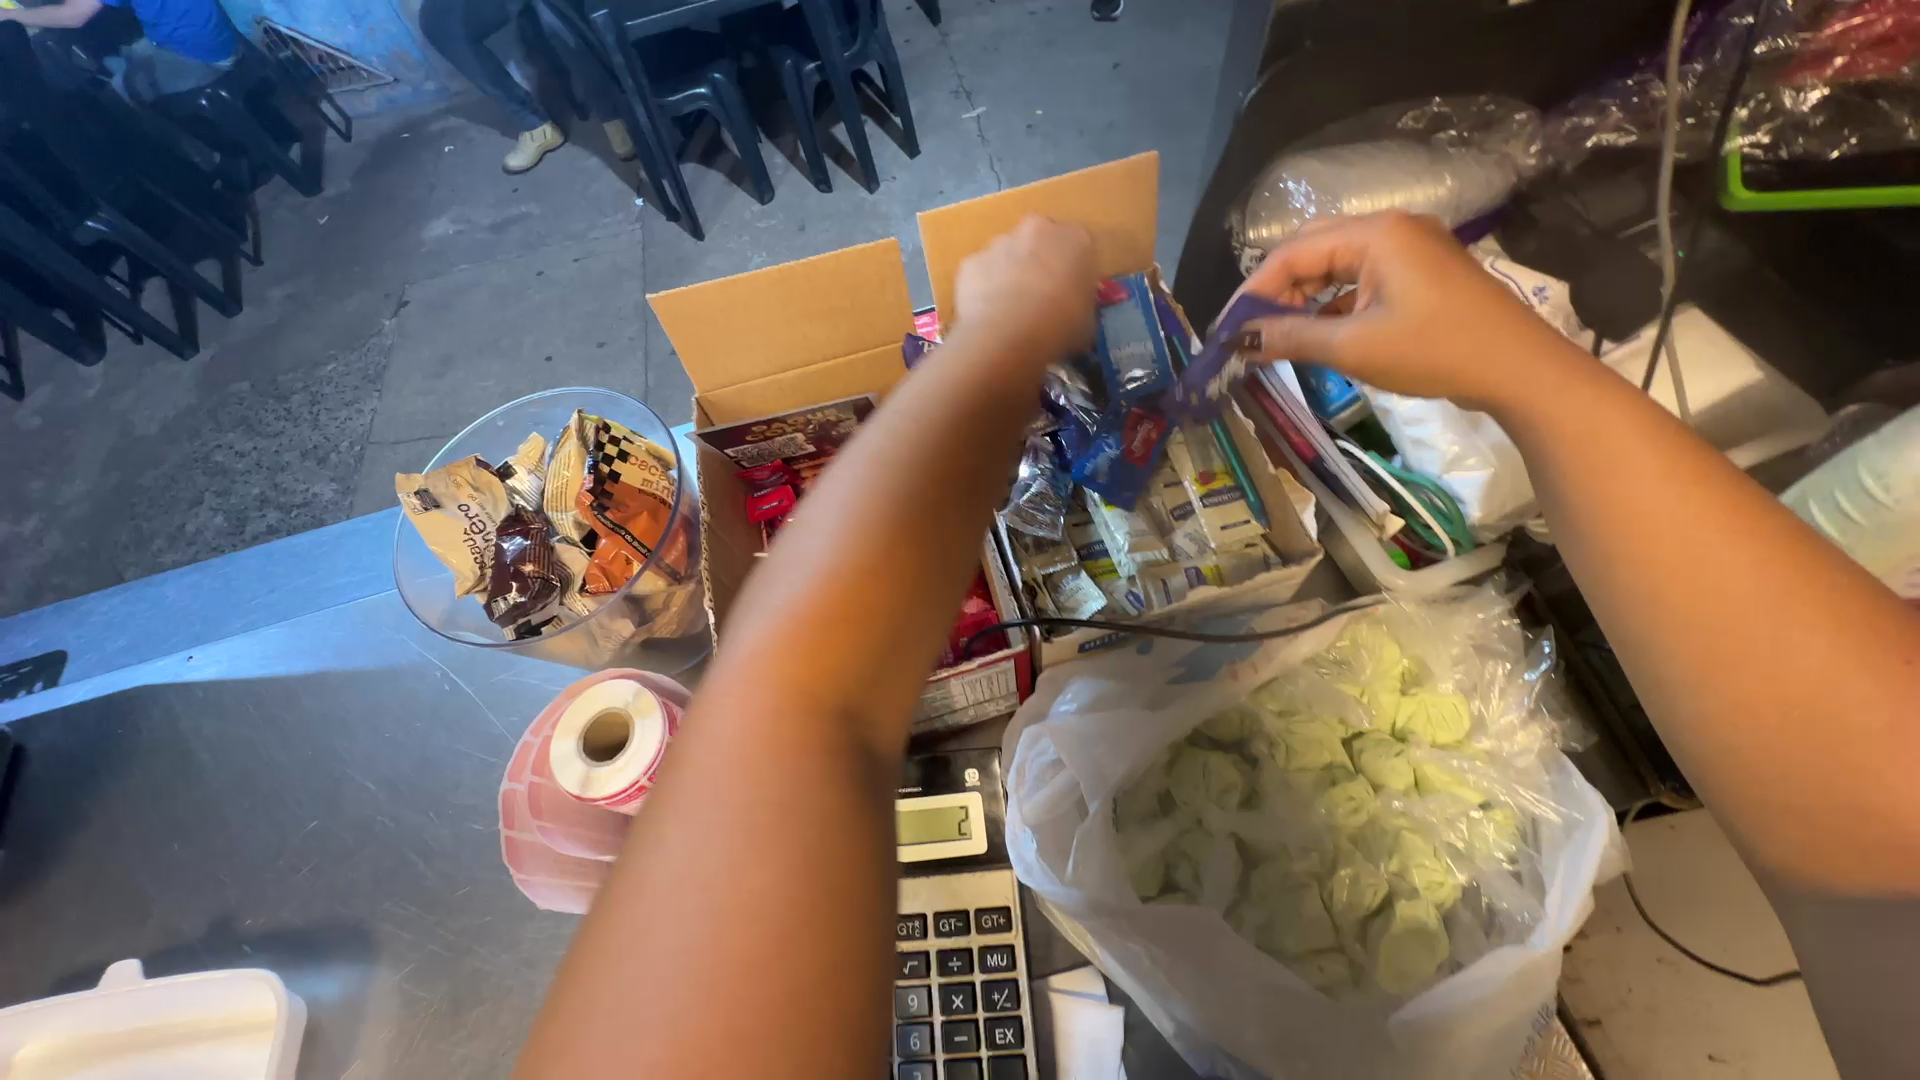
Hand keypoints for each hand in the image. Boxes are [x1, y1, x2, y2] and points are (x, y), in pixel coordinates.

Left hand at [952, 216, 1096, 363]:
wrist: (1006, 335)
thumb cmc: (1058, 327)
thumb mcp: (1086, 323)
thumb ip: (1081, 306)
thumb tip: (1073, 312)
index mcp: (1076, 239)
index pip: (1079, 246)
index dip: (1073, 270)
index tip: (1069, 292)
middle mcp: (1037, 229)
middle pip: (1040, 240)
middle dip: (1039, 262)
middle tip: (1039, 296)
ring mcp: (999, 242)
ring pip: (1006, 253)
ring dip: (1009, 273)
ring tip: (1009, 310)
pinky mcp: (970, 261)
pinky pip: (980, 273)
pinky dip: (982, 288)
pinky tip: (985, 314)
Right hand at [1235, 212, 1582, 411]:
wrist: (1519, 370)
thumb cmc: (1434, 351)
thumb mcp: (1354, 347)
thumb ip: (1291, 337)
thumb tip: (1240, 339)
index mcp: (1375, 234)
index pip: (1292, 253)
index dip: (1253, 292)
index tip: (1227, 330)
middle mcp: (1389, 229)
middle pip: (1311, 250)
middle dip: (1275, 291)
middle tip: (1250, 331)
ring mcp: (1408, 249)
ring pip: (1334, 265)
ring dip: (1302, 298)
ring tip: (1276, 336)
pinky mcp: (1418, 273)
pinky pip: (1358, 279)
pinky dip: (1330, 304)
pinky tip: (1316, 332)